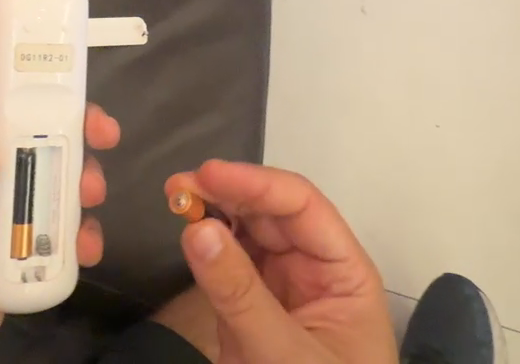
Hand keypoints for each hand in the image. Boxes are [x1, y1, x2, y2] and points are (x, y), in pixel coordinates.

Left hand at [0, 80, 120, 363]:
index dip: (29, 83)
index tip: (71, 83)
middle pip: (37, 140)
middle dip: (76, 129)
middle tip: (103, 137)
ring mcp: (0, 231)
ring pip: (55, 187)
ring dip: (83, 182)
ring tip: (90, 201)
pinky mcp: (16, 272)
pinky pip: (57, 244)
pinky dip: (80, 239)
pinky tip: (84, 250)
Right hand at [164, 161, 396, 363]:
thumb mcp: (286, 359)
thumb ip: (240, 294)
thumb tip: (195, 227)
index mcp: (344, 272)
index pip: (302, 206)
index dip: (256, 183)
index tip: (207, 174)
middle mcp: (314, 269)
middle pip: (272, 212)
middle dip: (228, 192)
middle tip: (178, 186)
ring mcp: (283, 288)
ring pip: (248, 232)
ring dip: (214, 211)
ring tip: (176, 198)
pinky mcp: (253, 310)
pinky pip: (231, 263)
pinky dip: (208, 243)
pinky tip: (187, 230)